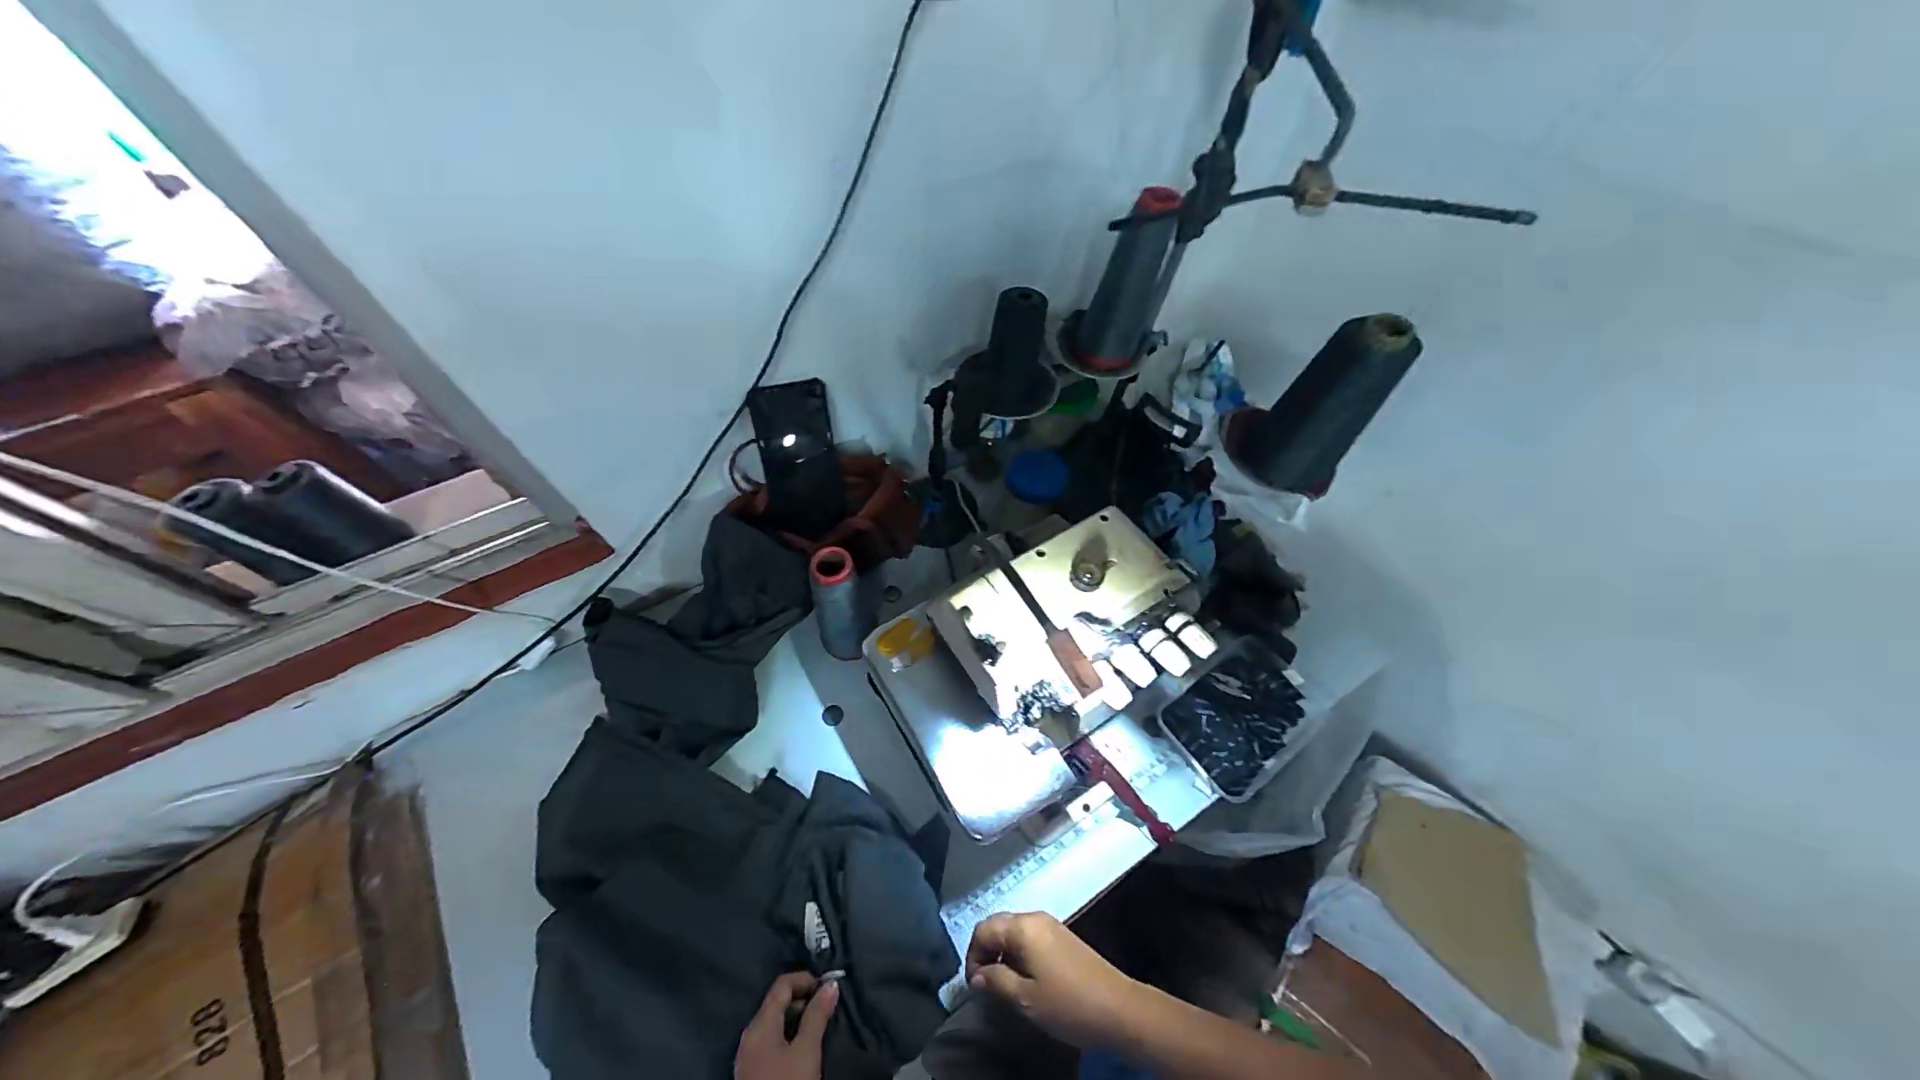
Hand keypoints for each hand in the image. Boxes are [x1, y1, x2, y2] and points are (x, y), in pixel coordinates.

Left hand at [734, 972, 838, 1079]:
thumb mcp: (807, 1051)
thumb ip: (818, 1015)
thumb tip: (831, 985)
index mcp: (759, 1024)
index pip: (781, 985)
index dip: (806, 979)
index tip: (828, 988)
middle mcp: (750, 1034)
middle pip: (776, 1001)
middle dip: (803, 998)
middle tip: (828, 1007)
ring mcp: (749, 1054)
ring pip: (775, 1021)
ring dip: (798, 1017)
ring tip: (820, 1025)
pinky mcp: (752, 1070)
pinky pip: (771, 1039)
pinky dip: (789, 1033)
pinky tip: (804, 1046)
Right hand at [965, 912, 1143, 1051]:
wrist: (1119, 1008)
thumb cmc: (1068, 1003)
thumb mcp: (1025, 998)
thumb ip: (996, 982)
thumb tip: (977, 975)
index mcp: (1023, 927)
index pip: (983, 929)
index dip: (972, 955)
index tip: (974, 985)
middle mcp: (1036, 918)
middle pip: (998, 925)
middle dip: (986, 951)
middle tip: (984, 984)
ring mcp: (1052, 925)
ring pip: (1014, 931)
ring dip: (1002, 952)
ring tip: (1003, 984)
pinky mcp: (1063, 937)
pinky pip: (1030, 937)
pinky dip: (1019, 953)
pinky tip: (1024, 977)